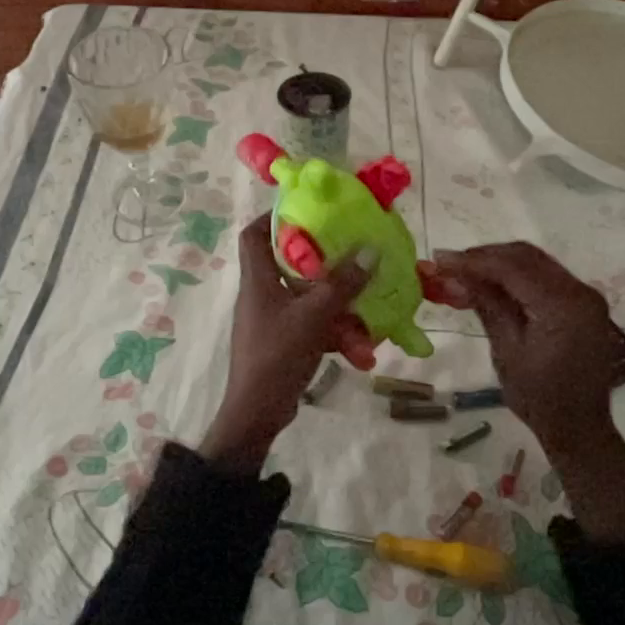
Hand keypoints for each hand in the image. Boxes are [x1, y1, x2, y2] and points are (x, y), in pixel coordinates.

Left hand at [199, 214, 371, 473]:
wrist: (258, 413)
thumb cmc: (277, 356)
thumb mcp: (313, 317)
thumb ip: (342, 284)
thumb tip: (370, 250)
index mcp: (257, 281)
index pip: (253, 235)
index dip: (276, 218)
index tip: (310, 211)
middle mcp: (262, 296)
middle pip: (289, 264)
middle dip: (325, 263)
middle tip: (354, 254)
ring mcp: (273, 322)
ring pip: (308, 300)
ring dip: (339, 306)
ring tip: (370, 307)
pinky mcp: (285, 344)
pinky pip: (314, 328)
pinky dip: (336, 334)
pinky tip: (362, 348)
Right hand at [422, 242, 624, 541]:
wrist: (579, 426)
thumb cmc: (538, 397)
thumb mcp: (506, 350)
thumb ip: (487, 304)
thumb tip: (456, 275)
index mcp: (563, 305)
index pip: (512, 267)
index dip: (472, 261)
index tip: (439, 261)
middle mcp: (580, 291)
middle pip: (525, 257)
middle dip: (484, 257)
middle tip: (447, 266)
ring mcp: (585, 296)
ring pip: (535, 263)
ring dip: (498, 264)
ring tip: (462, 274)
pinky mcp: (582, 304)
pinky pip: (545, 278)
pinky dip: (515, 277)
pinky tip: (489, 285)